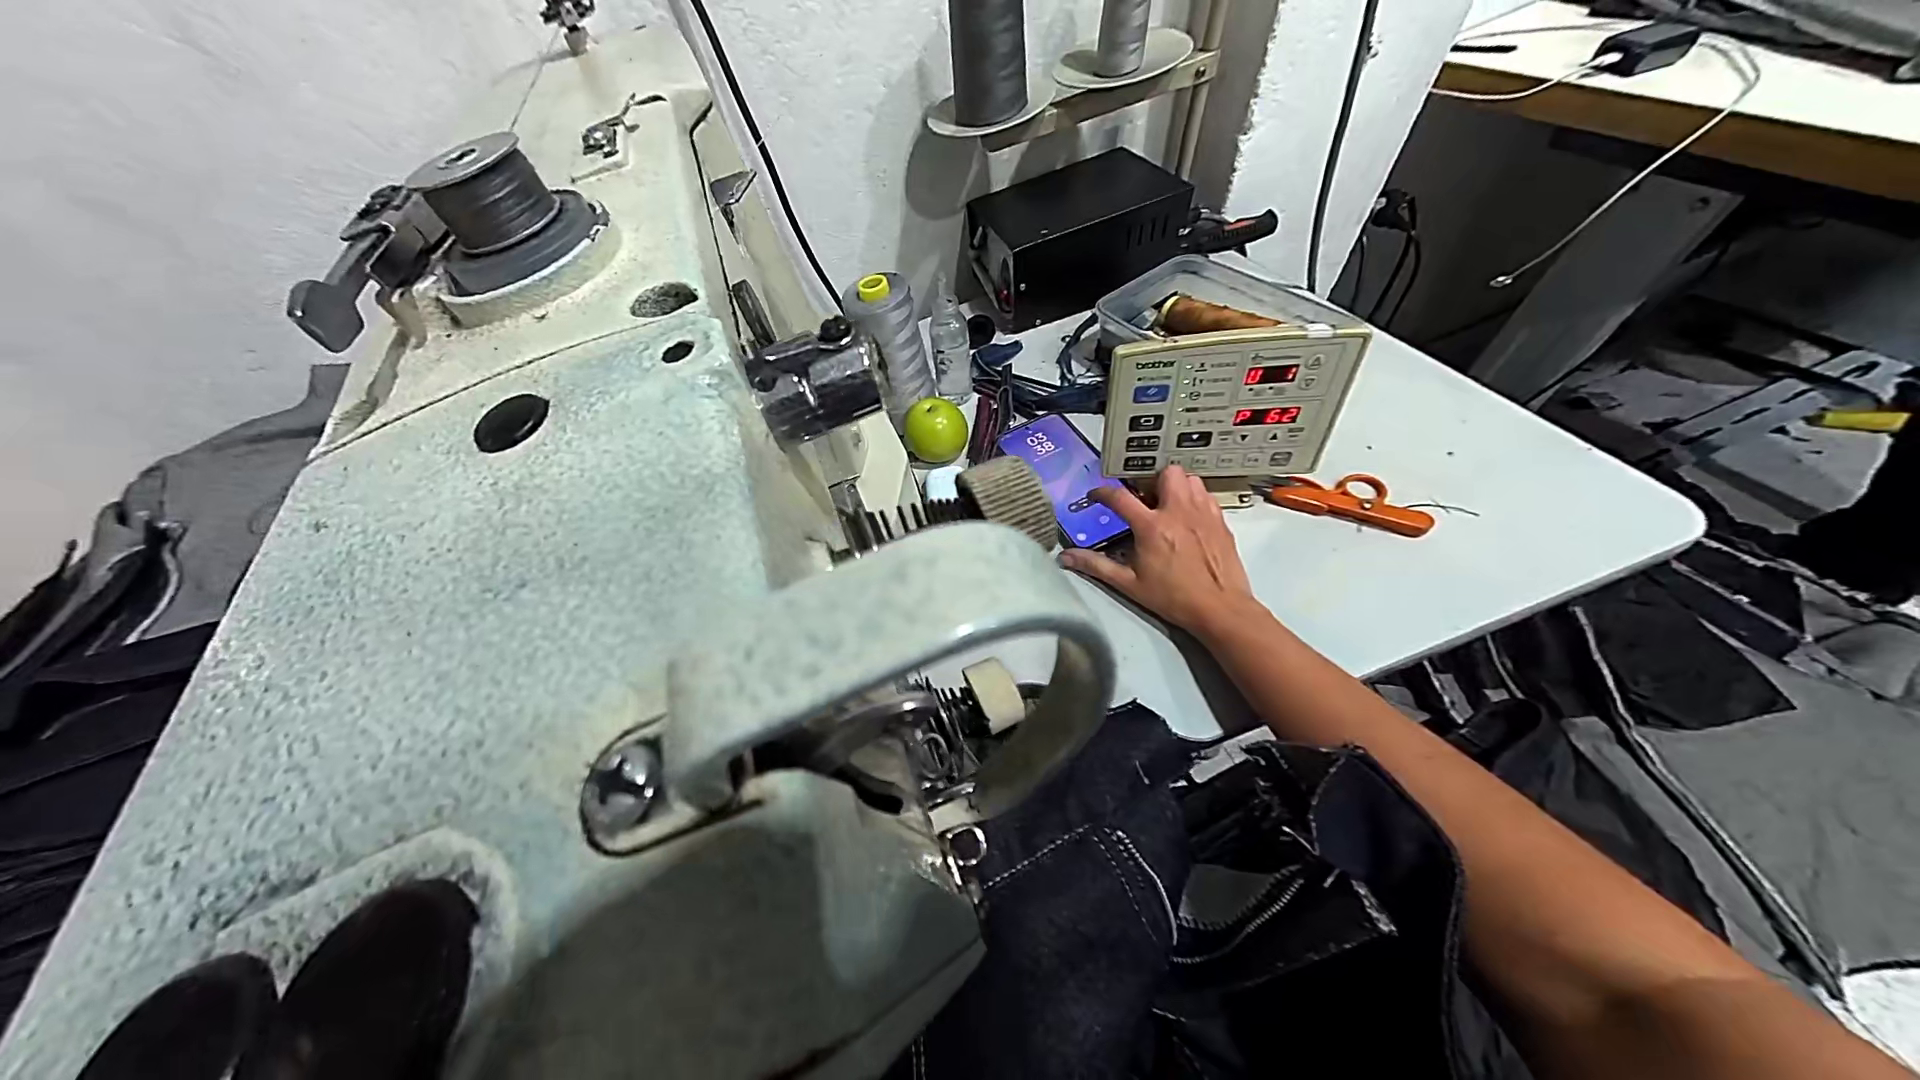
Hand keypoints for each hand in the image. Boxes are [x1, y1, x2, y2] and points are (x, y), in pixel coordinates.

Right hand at [1059, 465, 1262, 638]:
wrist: (1219, 608)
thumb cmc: (1175, 598)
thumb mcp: (1129, 583)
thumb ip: (1096, 565)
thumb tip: (1068, 558)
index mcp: (1152, 527)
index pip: (1120, 497)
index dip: (1103, 493)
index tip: (1097, 495)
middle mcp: (1178, 513)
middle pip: (1165, 473)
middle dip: (1152, 481)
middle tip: (1145, 499)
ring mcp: (1203, 514)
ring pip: (1190, 479)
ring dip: (1176, 486)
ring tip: (1168, 505)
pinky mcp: (1221, 522)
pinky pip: (1207, 495)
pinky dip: (1196, 499)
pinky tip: (1189, 518)